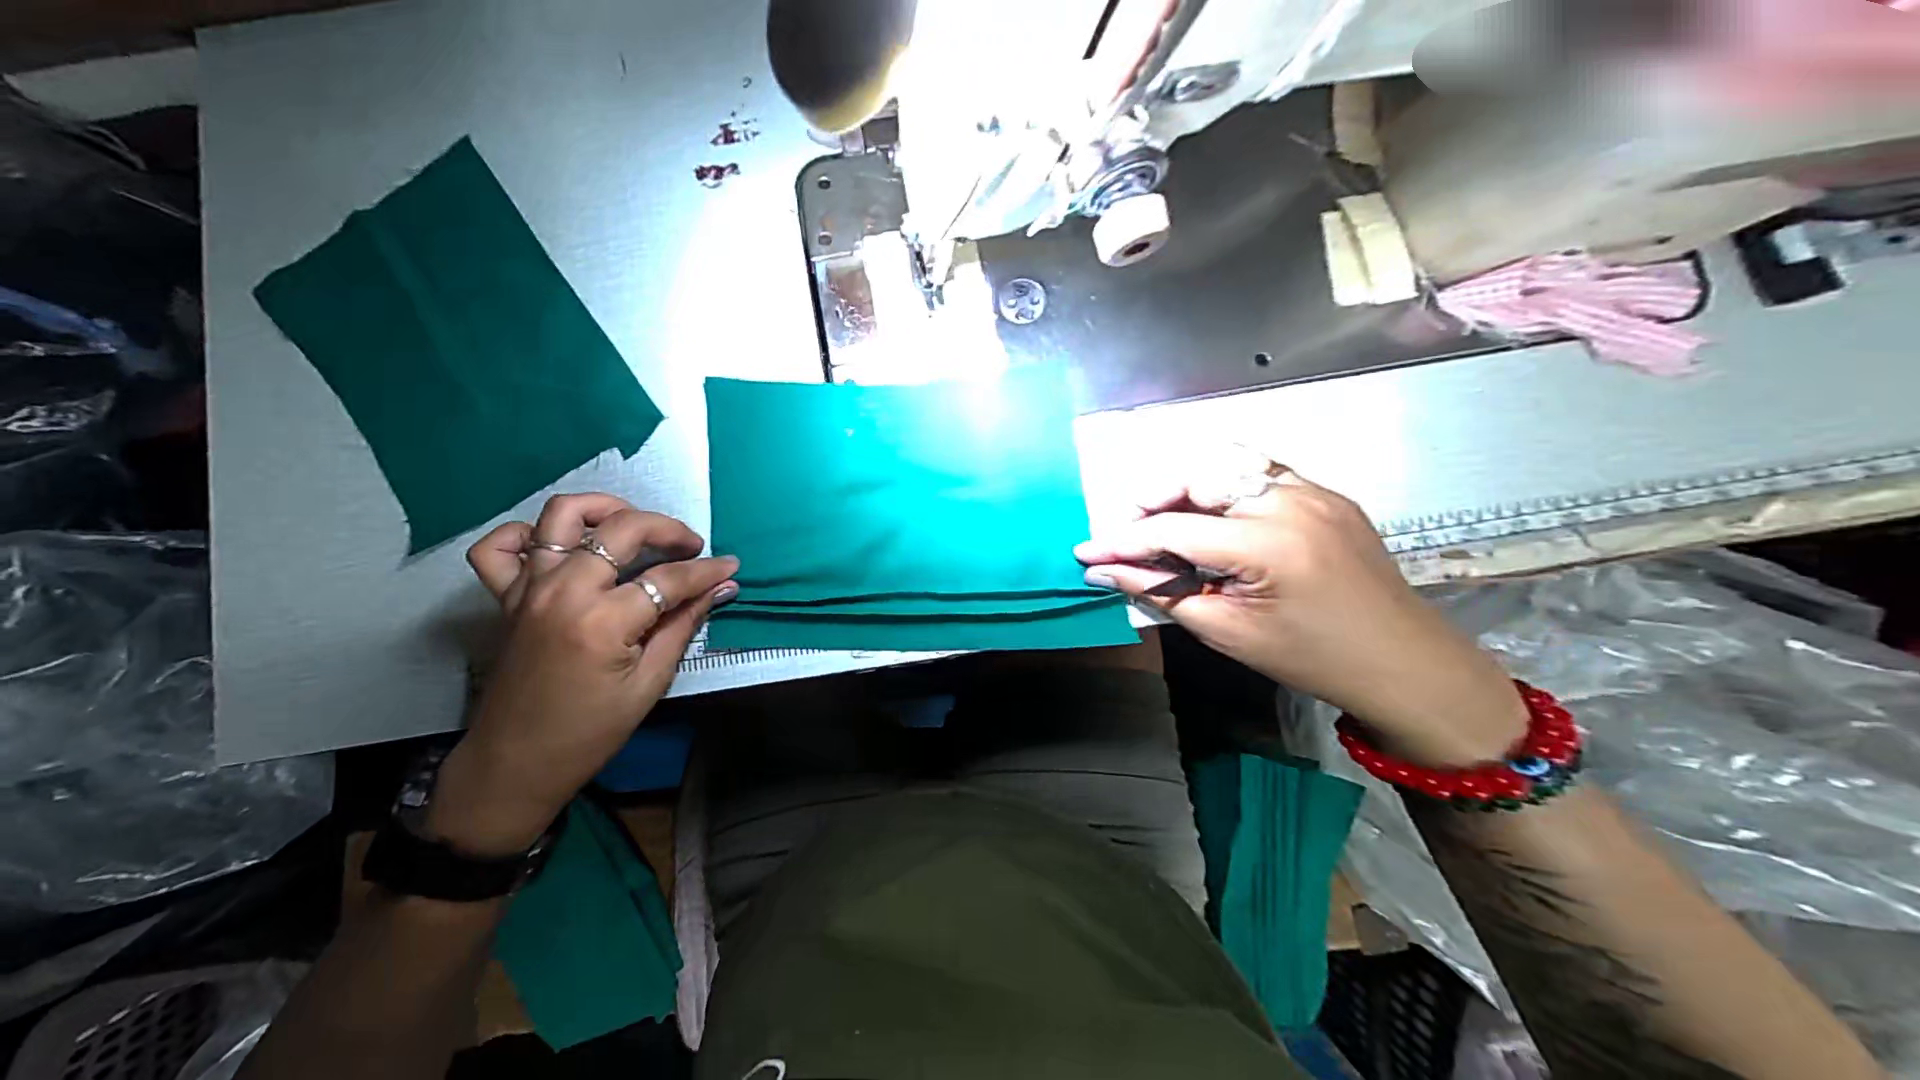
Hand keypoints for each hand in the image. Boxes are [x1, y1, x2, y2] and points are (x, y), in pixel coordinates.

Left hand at [428, 494, 739, 855]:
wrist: (515, 764)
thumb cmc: (590, 732)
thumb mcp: (650, 683)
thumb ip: (683, 625)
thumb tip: (722, 588)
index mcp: (603, 621)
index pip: (669, 578)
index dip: (707, 570)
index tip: (730, 567)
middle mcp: (563, 591)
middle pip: (622, 528)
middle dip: (667, 528)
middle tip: (691, 546)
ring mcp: (529, 588)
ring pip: (561, 515)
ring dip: (604, 509)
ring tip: (632, 525)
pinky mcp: (506, 596)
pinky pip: (501, 547)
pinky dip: (528, 534)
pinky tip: (559, 546)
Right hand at [1075, 458, 1525, 768]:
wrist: (1402, 662)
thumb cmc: (1310, 657)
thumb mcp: (1228, 632)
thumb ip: (1163, 591)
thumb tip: (1108, 571)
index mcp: (1268, 544)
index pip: (1174, 528)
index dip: (1123, 540)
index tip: (1087, 550)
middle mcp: (1291, 501)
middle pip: (1199, 476)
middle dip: (1154, 500)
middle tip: (1131, 534)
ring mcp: (1314, 491)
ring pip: (1229, 464)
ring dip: (1187, 486)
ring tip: (1166, 519)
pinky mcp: (1327, 494)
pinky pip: (1261, 474)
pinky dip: (1225, 486)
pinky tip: (1212, 515)